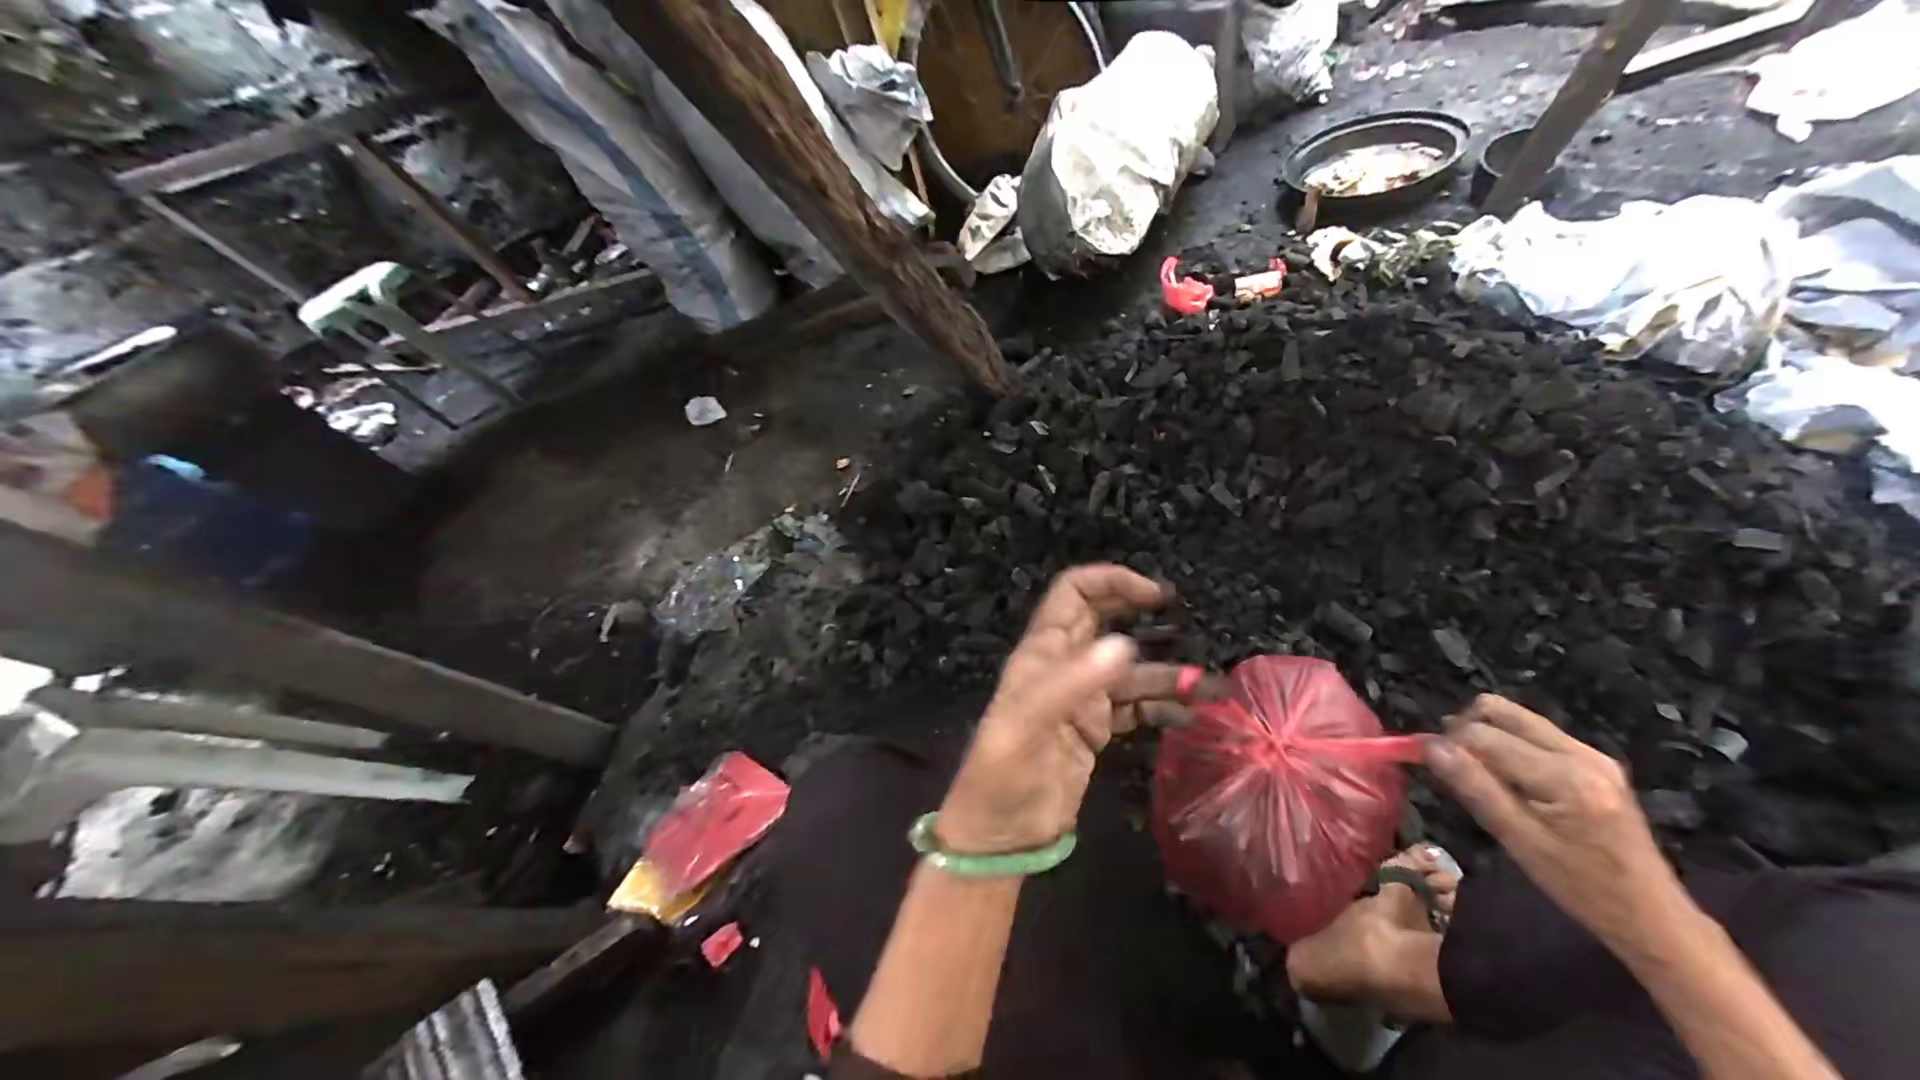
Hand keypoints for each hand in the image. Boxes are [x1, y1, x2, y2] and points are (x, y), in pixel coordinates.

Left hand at [936, 565, 1200, 855]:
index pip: (1073, 593)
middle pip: (1104, 623)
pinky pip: (1134, 708)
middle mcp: (1063, 668)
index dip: (1111, 581)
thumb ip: (1075, 683)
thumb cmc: (1004, 776)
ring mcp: (1081, 700)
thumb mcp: (1030, 724)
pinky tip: (1190, 717)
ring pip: (1129, 672)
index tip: (1156, 594)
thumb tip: (1125, 644)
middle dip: (1144, 617)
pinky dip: (1162, 708)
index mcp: (1042, 653)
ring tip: (1212, 688)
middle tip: (1187, 622)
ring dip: (1167, 674)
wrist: (999, 834)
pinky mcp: (1094, 731)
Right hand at [1424, 695, 1689, 952]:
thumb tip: (1429, 747)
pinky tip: (1505, 777)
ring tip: (1474, 771)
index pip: (1483, 736)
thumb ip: (1474, 787)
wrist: (1654, 917)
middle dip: (1464, 728)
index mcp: (1565, 776)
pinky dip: (1508, 744)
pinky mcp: (1596, 763)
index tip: (1427, 765)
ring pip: (1517, 718)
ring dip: (1485, 735)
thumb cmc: (1583, 888)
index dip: (1446, 745)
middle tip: (1449, 762)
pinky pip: (1535, 734)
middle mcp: (1582, 754)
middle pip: (1501, 712)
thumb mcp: (1519, 841)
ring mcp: (1593, 755)